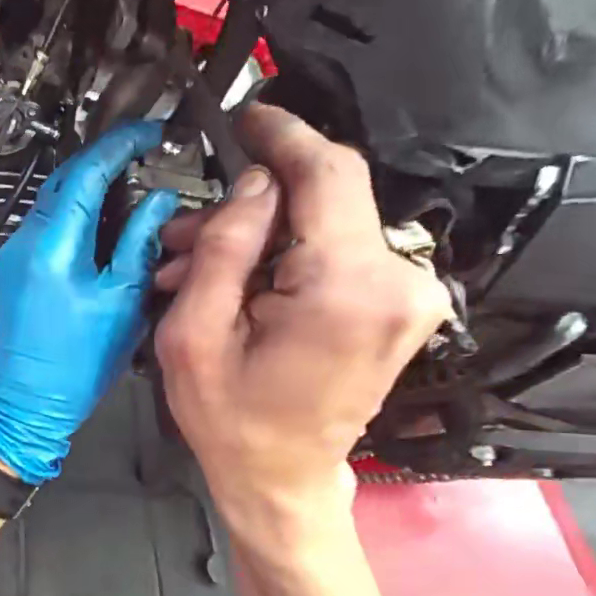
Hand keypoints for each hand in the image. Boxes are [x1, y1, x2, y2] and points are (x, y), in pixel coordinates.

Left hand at [0, 120, 180, 483]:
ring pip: (49, 203)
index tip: (146, 134)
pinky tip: (94, 229)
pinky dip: (69, 218)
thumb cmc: (77, 364)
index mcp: (52, 245)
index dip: (119, 146)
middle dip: (102, 164)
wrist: (29, 402)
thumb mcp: (122, 300)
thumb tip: (158, 202)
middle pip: (62, 181)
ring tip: (123, 192)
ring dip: (85, 191)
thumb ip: (139, 243)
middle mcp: (21, 241)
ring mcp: (8, 256)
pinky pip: (39, 228)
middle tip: (139, 159)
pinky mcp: (7, 271)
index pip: (84, 172)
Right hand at [153, 104, 451, 536]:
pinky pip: (339, 251)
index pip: (326, 172)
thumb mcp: (194, 336)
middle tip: (186, 232)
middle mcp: (398, 282)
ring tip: (197, 265)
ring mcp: (409, 294)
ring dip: (262, 233)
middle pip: (326, 196)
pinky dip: (287, 255)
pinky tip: (238, 280)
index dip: (283, 135)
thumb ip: (224, 246)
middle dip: (252, 202)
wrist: (282, 480)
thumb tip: (251, 183)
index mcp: (347, 287)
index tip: (248, 115)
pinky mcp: (399, 305)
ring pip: (327, 223)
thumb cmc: (232, 421)